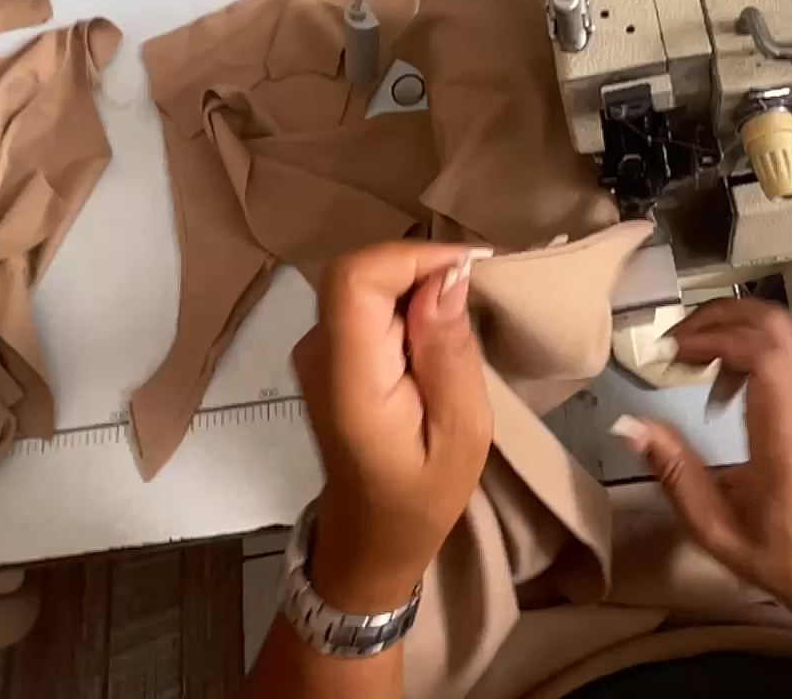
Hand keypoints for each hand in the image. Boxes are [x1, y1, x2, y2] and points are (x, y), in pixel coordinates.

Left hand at [292, 242, 494, 611]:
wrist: (370, 535)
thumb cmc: (422, 495)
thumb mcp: (461, 433)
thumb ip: (450, 353)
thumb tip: (448, 277)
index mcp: (348, 381)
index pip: (354, 280)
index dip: (411, 257)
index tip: (467, 270)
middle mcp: (318, 353)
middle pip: (360, 274)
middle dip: (422, 268)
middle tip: (475, 294)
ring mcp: (316, 350)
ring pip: (364, 281)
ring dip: (416, 283)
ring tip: (461, 317)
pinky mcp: (327, 349)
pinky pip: (365, 300)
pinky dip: (405, 298)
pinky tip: (436, 330)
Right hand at [611, 298, 791, 636]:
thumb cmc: (779, 552)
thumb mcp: (714, 527)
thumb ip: (674, 472)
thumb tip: (629, 426)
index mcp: (785, 434)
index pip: (764, 355)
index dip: (716, 337)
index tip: (675, 351)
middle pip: (773, 324)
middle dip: (719, 316)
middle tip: (675, 340)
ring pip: (776, 330)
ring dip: (727, 327)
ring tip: (688, 355)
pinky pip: (776, 351)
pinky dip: (739, 345)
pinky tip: (713, 382)